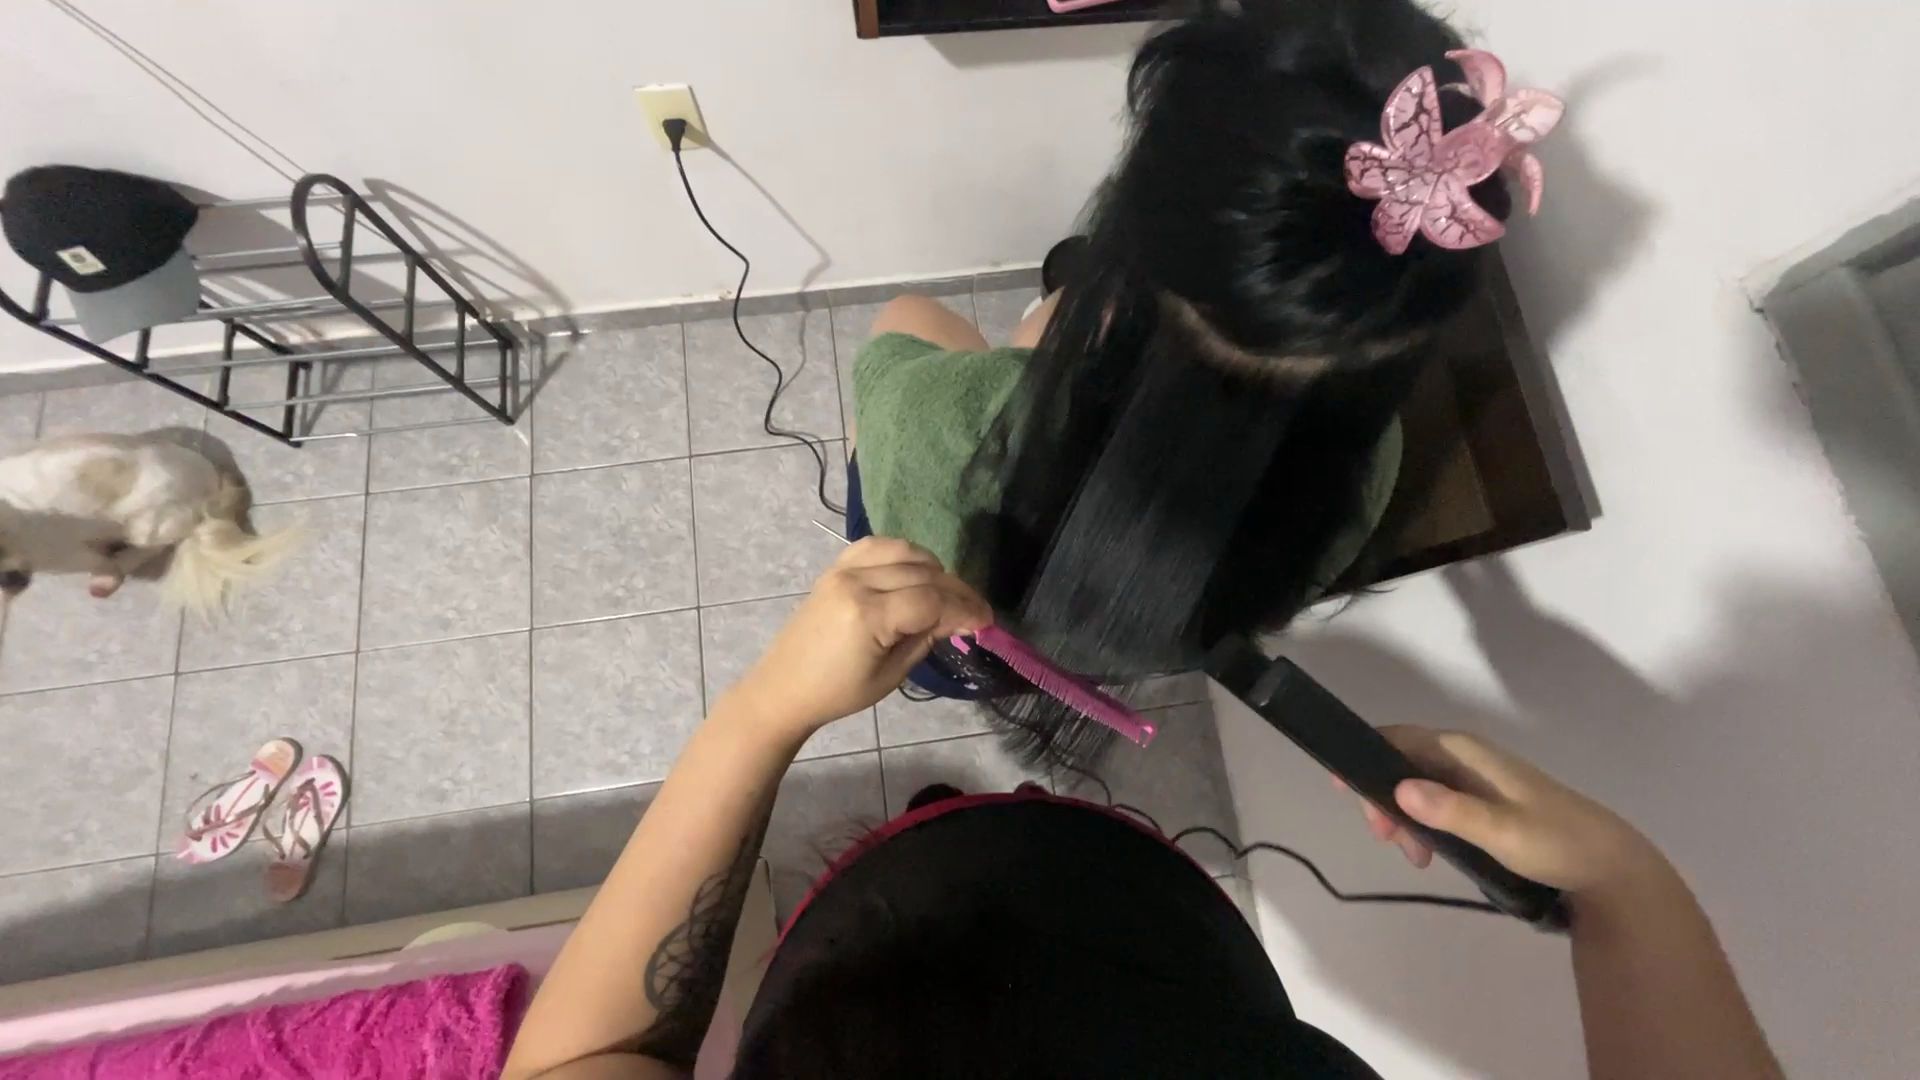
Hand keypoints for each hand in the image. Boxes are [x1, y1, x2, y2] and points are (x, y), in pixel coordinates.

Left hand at [727, 537, 992, 734]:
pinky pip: (878, 545)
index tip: (986, 622)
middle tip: (975, 612)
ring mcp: (843, 569)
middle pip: (923, 573)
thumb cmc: (838, 693)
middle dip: (956, 591)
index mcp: (868, 615)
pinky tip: (915, 573)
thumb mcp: (891, 675)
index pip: (932, 600)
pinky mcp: (836, 566)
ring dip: (933, 569)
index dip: (965, 609)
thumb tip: (960, 617)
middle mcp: (856, 582)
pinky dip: (904, 555)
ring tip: (946, 594)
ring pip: (905, 552)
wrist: (784, 687)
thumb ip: (926, 637)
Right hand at [1348, 726, 1665, 895]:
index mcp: (1462, 751)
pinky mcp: (1482, 799)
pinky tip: (1429, 852)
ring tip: (1413, 856)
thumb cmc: (1556, 843)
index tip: (1343, 787)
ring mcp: (1473, 777)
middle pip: (1400, 764)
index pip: (1396, 738)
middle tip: (1384, 838)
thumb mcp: (1500, 831)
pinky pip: (1434, 800)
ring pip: (1415, 786)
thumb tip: (1399, 789)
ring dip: (1403, 817)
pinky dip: (1422, 823)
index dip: (1364, 756)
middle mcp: (1463, 755)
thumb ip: (1449, 810)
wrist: (1614, 870)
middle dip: (1384, 799)